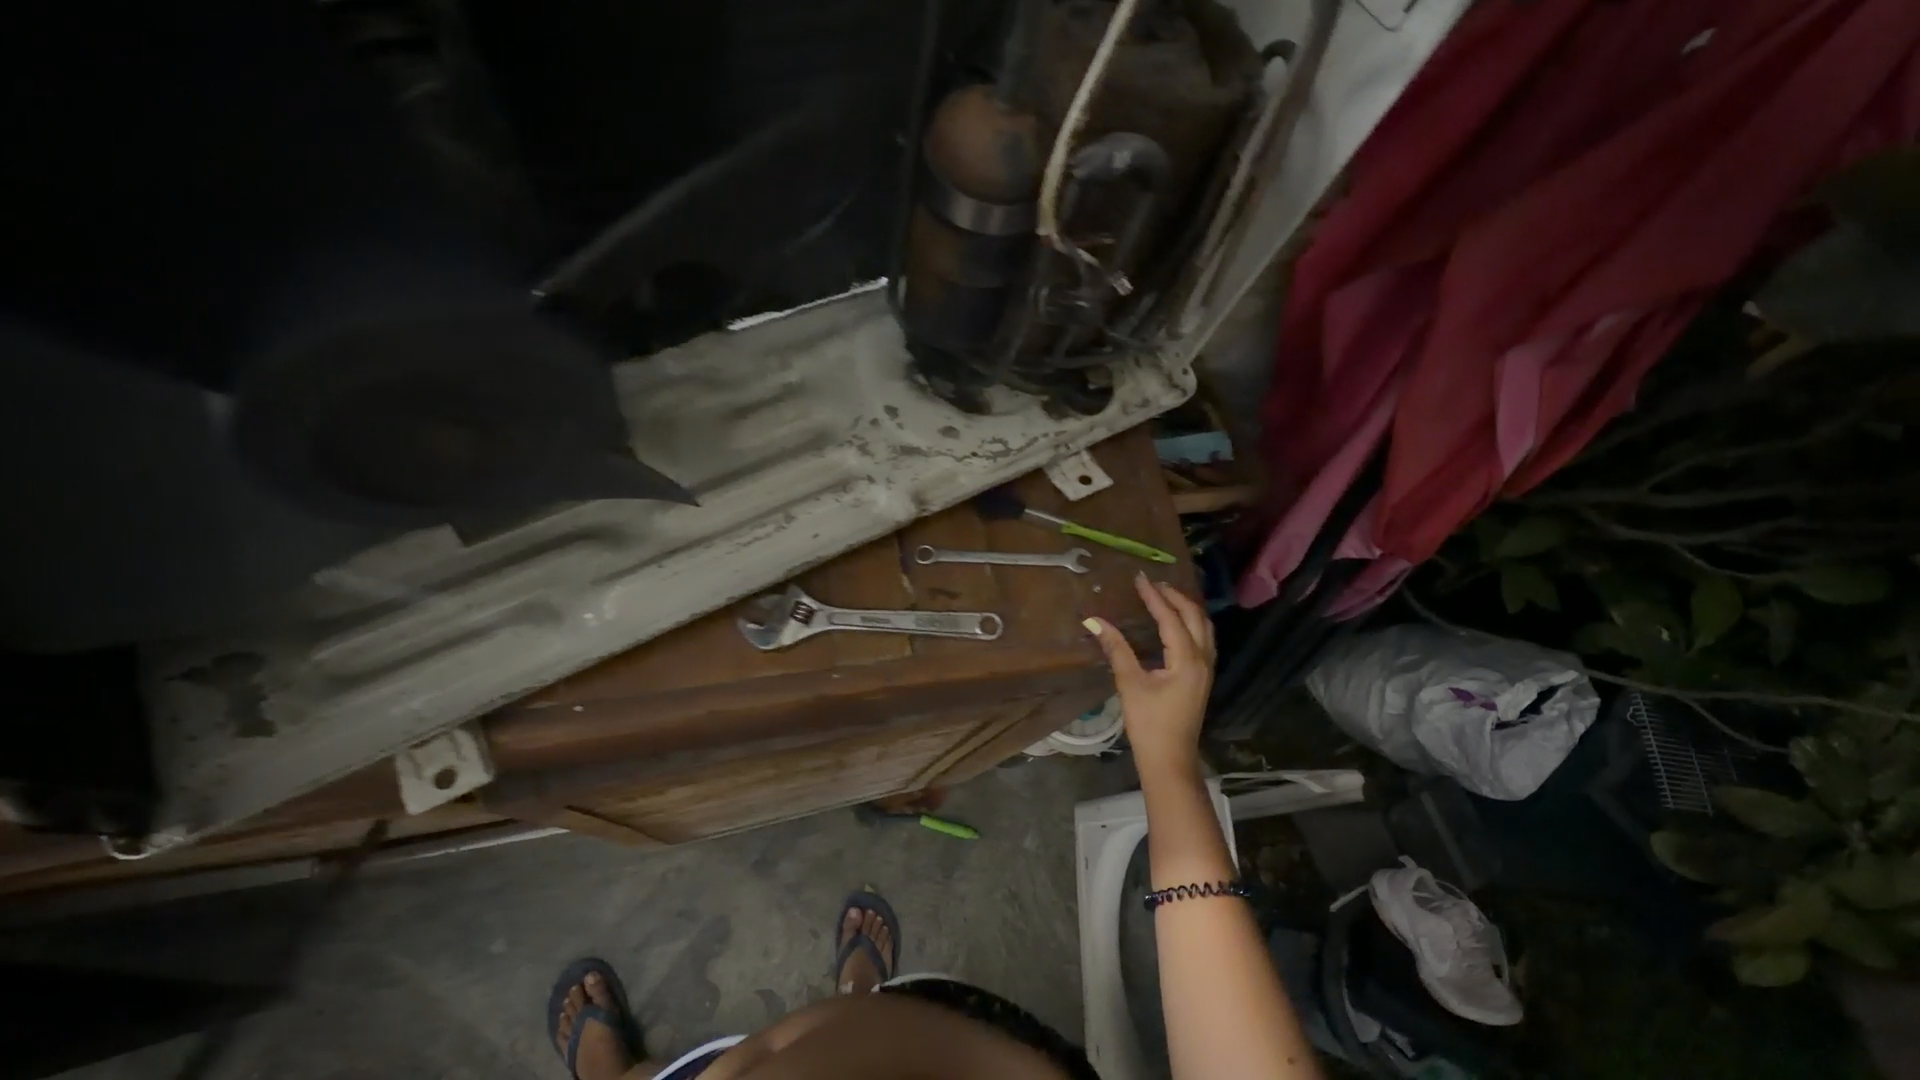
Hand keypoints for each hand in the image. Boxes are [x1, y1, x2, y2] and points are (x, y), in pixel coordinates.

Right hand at [1085, 573, 1216, 776]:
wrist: (1170, 759)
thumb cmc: (1149, 724)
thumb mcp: (1130, 684)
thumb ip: (1115, 649)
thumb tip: (1094, 620)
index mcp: (1187, 659)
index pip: (1170, 618)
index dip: (1154, 597)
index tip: (1138, 579)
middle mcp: (1203, 659)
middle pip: (1194, 617)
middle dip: (1175, 597)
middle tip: (1152, 583)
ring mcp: (1207, 669)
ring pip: (1203, 627)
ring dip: (1186, 608)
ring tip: (1165, 596)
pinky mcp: (1202, 678)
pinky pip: (1202, 639)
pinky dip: (1190, 623)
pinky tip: (1175, 624)